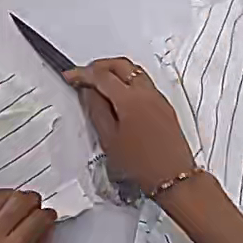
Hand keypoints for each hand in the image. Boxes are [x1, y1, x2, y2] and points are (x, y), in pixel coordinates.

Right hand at [62, 57, 196, 190]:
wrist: (172, 177)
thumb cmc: (141, 163)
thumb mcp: (109, 139)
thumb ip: (96, 110)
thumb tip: (88, 92)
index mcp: (130, 99)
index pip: (101, 76)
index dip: (82, 73)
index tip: (70, 76)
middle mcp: (147, 93)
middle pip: (121, 65)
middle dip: (99, 66)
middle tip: (84, 75)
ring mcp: (158, 98)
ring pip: (134, 71)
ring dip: (115, 71)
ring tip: (99, 84)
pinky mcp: (164, 106)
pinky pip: (144, 83)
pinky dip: (127, 81)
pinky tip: (118, 96)